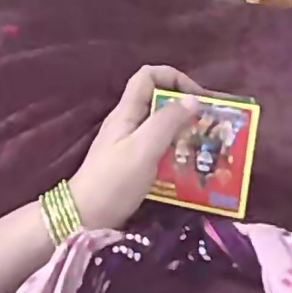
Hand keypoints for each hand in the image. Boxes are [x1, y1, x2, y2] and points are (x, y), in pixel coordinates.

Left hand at [69, 65, 205, 230]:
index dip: (174, 78)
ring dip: (182, 130)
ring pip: (159, 125)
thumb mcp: (144, 149)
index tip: (198, 98)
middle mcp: (127, 122)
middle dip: (184, 107)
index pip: (148, 75)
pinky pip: (157, 146)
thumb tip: (193, 99)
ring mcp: (128, 143)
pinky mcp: (131, 163)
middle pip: (157, 99)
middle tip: (208, 126)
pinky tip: (187, 165)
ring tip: (204, 146)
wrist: (83, 217)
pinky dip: (174, 149)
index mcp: (126, 112)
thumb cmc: (114, 181)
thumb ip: (167, 122)